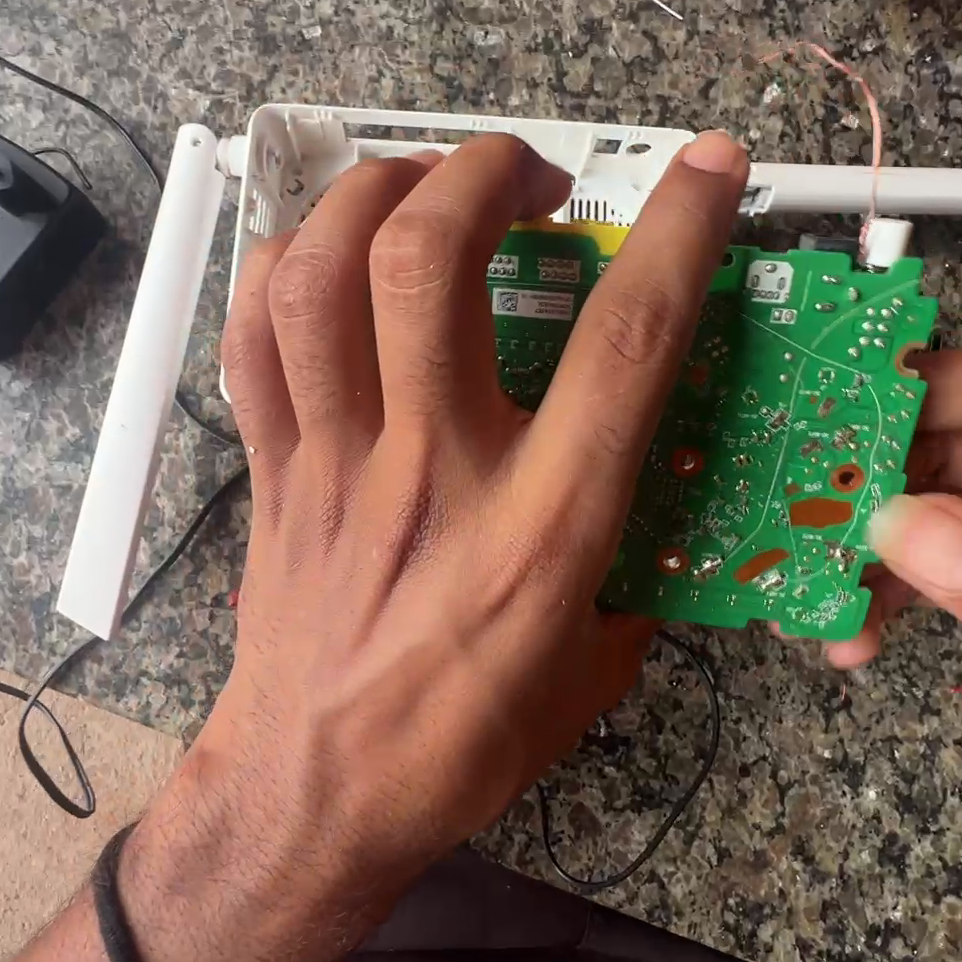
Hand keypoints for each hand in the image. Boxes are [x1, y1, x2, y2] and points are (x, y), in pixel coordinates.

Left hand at [109, 133, 750, 961]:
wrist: (315, 792)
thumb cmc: (460, 740)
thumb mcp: (592, 664)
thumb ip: (634, 564)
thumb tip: (656, 486)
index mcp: (540, 523)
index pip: (623, 342)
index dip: (675, 234)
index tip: (706, 169)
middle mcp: (432, 467)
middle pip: (429, 261)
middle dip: (483, 173)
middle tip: (527, 179)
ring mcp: (335, 458)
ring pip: (322, 274)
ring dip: (376, 192)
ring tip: (424, 190)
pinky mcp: (275, 466)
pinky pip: (255, 335)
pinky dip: (290, 267)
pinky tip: (333, 260)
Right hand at [866, 347, 961, 960]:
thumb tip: (904, 526)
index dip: (917, 394)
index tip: (822, 421)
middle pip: (951, 438)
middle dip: (867, 479)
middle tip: (791, 518)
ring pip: (924, 496)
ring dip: (861, 542)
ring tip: (809, 588)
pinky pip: (927, 554)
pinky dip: (879, 586)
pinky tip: (850, 628)